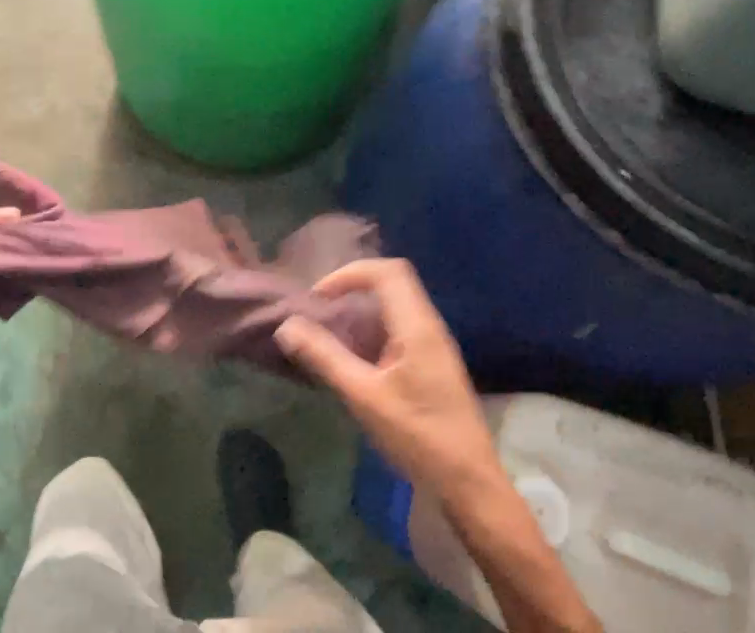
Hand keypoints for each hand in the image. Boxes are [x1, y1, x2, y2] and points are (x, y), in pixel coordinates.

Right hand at [275, 259, 497, 491]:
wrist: (469, 483)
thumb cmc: (418, 436)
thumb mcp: (364, 396)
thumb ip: (325, 357)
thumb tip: (286, 327)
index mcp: (418, 327)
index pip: (387, 271)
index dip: (349, 273)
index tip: (318, 298)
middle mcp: (429, 327)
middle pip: (391, 283)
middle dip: (350, 289)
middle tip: (318, 311)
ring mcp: (433, 346)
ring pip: (394, 307)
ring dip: (359, 312)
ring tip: (327, 333)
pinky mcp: (431, 365)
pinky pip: (398, 330)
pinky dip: (370, 332)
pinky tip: (351, 359)